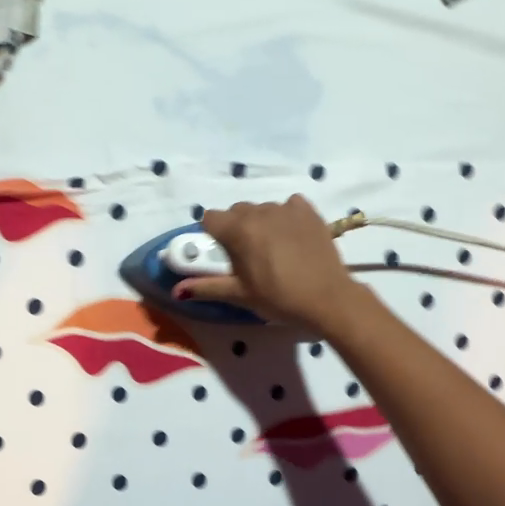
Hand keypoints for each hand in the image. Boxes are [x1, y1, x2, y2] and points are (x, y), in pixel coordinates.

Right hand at [173, 195, 368, 330]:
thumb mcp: (240, 295)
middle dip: (235, 229)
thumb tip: (177, 290)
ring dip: (260, 224)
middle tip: (247, 257)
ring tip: (273, 251)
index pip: (210, 219)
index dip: (211, 235)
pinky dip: (285, 218)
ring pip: (262, 209)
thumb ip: (207, 287)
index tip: (221, 254)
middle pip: (236, 212)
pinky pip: (288, 206)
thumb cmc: (279, 298)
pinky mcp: (308, 210)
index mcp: (238, 230)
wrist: (327, 298)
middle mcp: (259, 212)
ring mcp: (286, 208)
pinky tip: (291, 239)